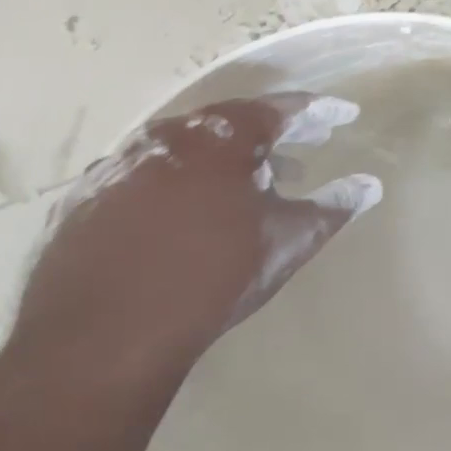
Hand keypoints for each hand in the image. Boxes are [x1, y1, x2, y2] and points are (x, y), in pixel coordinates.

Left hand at [6, 94, 381, 385]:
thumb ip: (331, 208)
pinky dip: (177, 180)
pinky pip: (142, 175)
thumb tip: (369, 185)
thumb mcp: (288, 242)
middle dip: (269, 132)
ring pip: (180, 147)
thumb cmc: (212, 279)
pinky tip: (190, 210)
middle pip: (224, 122)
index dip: (316, 112)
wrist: (100, 340)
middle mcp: (161, 142)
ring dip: (220, 157)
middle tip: (304, 145)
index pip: (275, 110)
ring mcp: (113, 170)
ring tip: (250, 182)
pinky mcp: (81, 203)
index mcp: (216, 142)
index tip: (345, 116)